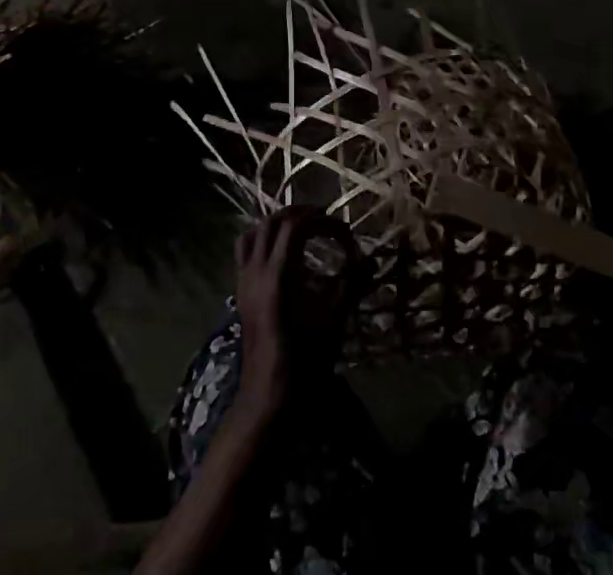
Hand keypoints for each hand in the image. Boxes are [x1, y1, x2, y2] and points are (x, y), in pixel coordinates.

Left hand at [233, 207, 357, 413]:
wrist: (269, 397)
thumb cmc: (304, 361)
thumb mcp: (334, 321)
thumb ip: (352, 284)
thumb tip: (372, 258)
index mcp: (277, 275)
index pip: (297, 227)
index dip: (323, 222)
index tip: (345, 235)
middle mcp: (255, 271)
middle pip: (272, 222)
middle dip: (301, 215)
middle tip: (327, 224)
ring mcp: (243, 281)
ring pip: (255, 233)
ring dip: (279, 225)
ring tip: (305, 232)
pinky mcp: (241, 293)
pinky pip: (246, 253)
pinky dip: (265, 242)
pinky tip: (286, 258)